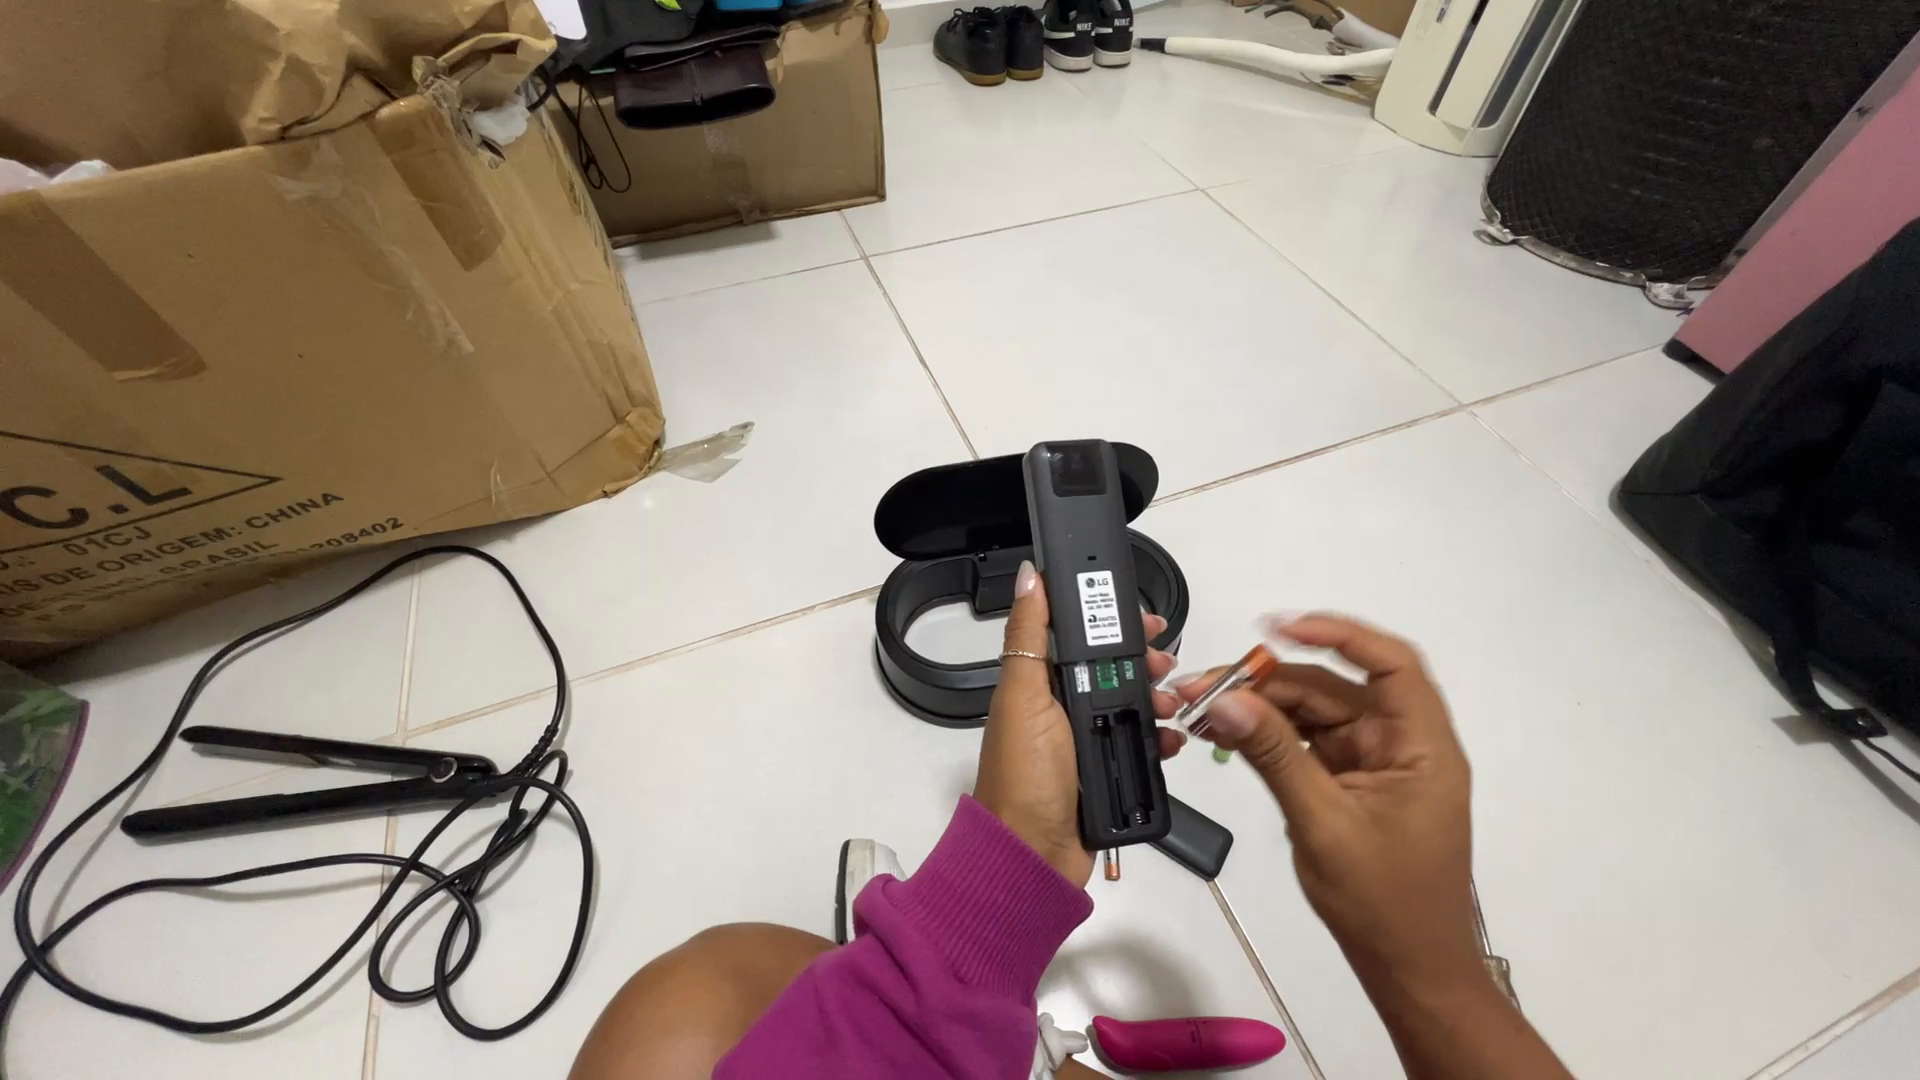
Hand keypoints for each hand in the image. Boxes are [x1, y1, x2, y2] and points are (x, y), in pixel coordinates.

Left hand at [974, 560, 1185, 886]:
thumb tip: (1027, 575)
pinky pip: (1140, 744)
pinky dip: (1160, 739)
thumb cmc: (1025, 772)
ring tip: (1173, 707)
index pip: (1077, 636)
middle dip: (1143, 661)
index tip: (1144, 618)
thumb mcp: (1024, 695)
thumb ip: (1028, 634)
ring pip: (1130, 704)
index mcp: (1037, 682)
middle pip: (1110, 668)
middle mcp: (1060, 706)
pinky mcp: (1107, 771)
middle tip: (1167, 664)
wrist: (1034, 855)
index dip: (1109, 621)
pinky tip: (1174, 739)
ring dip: (1157, 699)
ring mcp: (1085, 739)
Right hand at [1178, 615, 1480, 989]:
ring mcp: (1371, 760)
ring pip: (1311, 711)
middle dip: (1269, 682)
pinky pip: (1303, 740)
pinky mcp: (1346, 779)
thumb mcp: (1323, 823)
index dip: (1338, 634)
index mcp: (1420, 747)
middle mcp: (1398, 742)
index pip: (1390, 664)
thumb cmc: (1383, 901)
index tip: (1277, 629)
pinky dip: (1265, 734)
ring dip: (1259, 707)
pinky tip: (1225, 731)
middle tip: (1207, 686)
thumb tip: (1225, 701)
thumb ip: (1274, 755)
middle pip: (1333, 687)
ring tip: (1203, 709)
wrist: (1407, 967)